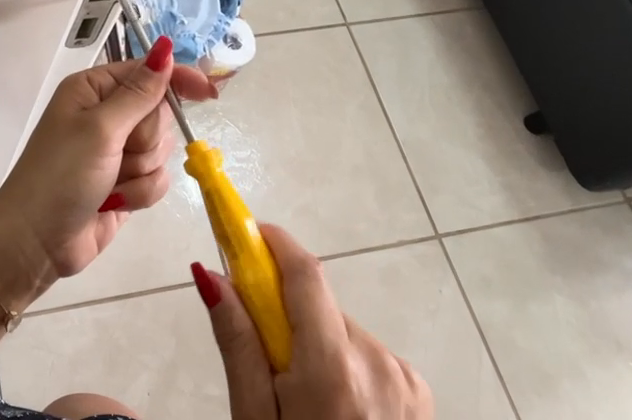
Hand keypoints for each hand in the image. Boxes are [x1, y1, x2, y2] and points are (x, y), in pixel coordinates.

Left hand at [0, 37, 216, 293]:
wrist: (37, 241)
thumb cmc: (61, 175)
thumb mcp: (100, 129)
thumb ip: (139, 93)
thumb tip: (164, 48)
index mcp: (93, 89)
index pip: (146, 73)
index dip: (177, 79)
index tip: (209, 92)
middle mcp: (106, 114)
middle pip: (159, 114)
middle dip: (145, 139)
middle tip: (119, 153)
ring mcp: (117, 150)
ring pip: (162, 149)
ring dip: (141, 170)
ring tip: (110, 182)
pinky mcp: (126, 182)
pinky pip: (157, 179)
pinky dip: (141, 192)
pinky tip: (115, 202)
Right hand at [197, 224, 432, 418]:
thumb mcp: (254, 419)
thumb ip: (237, 344)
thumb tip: (210, 273)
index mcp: (334, 370)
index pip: (305, 274)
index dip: (273, 242)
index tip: (245, 231)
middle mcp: (379, 362)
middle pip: (319, 306)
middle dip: (286, 314)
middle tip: (262, 356)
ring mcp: (407, 380)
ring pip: (341, 331)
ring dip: (315, 344)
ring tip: (302, 402)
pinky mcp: (421, 394)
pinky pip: (366, 356)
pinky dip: (342, 365)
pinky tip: (336, 412)